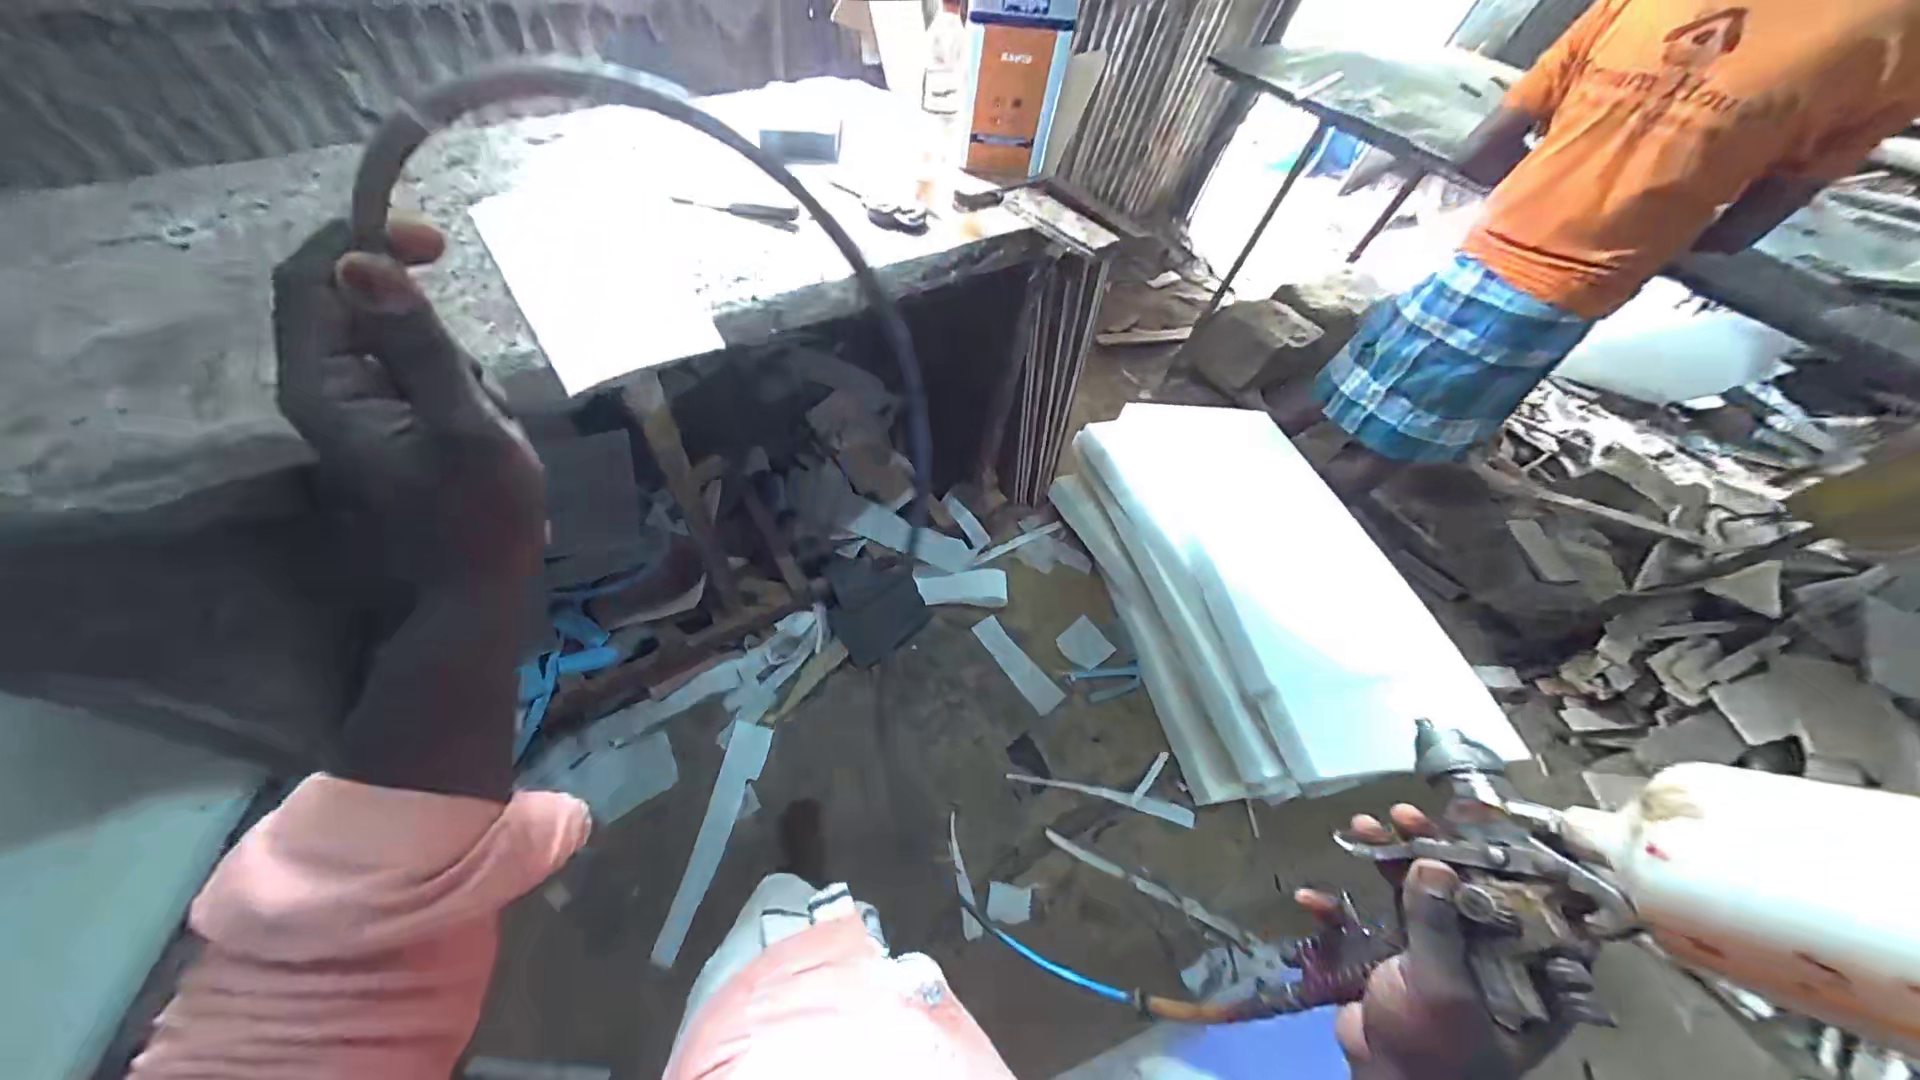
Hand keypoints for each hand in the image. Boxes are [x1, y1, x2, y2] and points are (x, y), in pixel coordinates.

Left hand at [272, 218, 545, 591]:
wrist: (485, 583)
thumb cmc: (483, 514)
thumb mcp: (467, 426)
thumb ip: (422, 348)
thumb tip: (366, 263)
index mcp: (325, 387)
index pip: (317, 282)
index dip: (364, 244)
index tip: (435, 241)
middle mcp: (330, 389)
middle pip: (369, 314)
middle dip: (438, 337)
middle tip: (482, 392)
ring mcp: (367, 409)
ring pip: (410, 347)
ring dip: (462, 371)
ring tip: (492, 429)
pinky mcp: (399, 423)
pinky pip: (429, 378)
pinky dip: (467, 392)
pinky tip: (490, 435)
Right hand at [1298, 805, 1564, 1079]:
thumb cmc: (1436, 1046)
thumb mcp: (1442, 986)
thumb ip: (1436, 923)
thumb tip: (1433, 859)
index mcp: (1519, 969)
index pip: (1520, 899)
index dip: (1496, 856)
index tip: (1466, 820)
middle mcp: (1482, 954)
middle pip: (1458, 885)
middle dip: (1425, 846)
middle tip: (1402, 814)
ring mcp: (1433, 952)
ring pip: (1411, 891)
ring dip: (1381, 858)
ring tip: (1359, 825)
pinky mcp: (1390, 955)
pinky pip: (1365, 919)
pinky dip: (1335, 909)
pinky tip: (1311, 901)